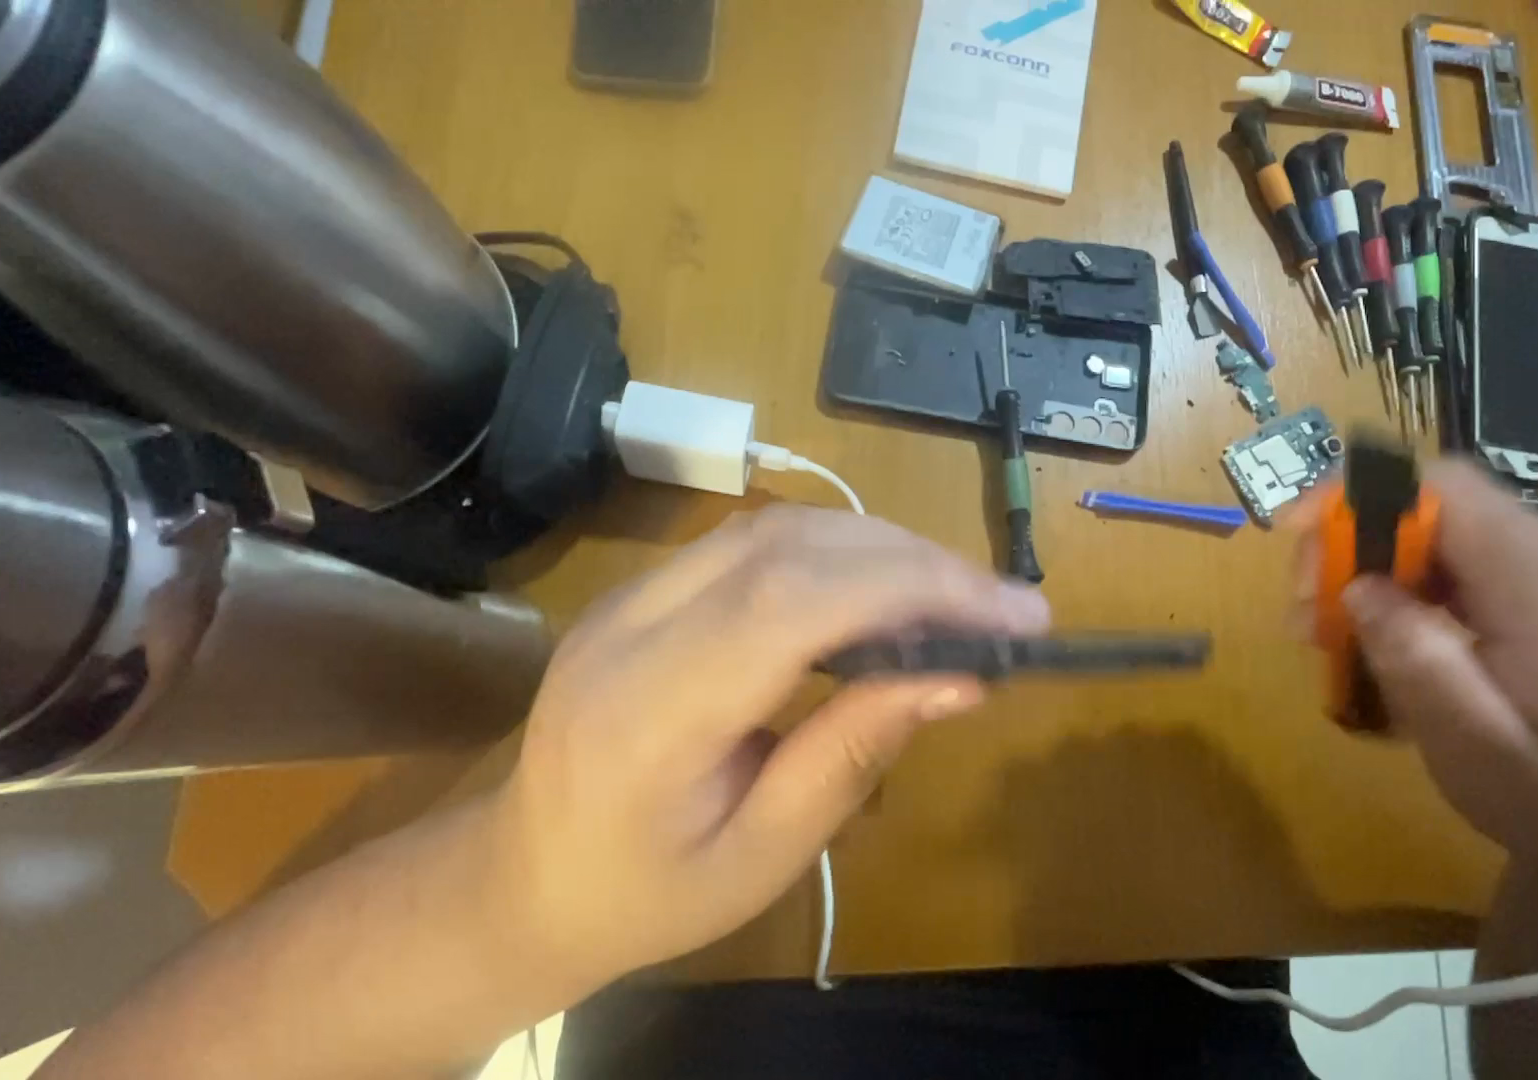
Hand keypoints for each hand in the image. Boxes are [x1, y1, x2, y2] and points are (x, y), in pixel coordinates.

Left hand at [485, 505, 1049, 989]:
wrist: (525, 876)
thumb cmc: (645, 894)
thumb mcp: (761, 855)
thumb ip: (850, 755)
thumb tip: (957, 676)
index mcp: (649, 709)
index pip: (793, 601)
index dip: (912, 587)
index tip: (1012, 612)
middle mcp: (630, 625)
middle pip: (788, 545)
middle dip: (911, 560)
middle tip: (1000, 603)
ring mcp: (629, 595)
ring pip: (774, 527)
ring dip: (879, 546)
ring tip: (955, 595)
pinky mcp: (643, 588)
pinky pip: (752, 543)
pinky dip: (836, 552)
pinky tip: (880, 590)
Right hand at [1320, 462, 1537, 883]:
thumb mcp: (1473, 743)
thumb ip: (1413, 656)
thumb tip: (1357, 586)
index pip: (1443, 488)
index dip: (1361, 498)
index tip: (1300, 544)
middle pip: (1437, 512)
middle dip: (1357, 548)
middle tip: (1309, 617)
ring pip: (1449, 545)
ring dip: (1382, 579)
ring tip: (1342, 643)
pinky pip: (1475, 577)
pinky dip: (1420, 599)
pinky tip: (1403, 655)